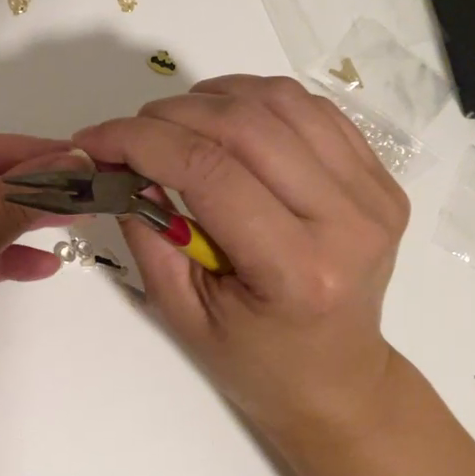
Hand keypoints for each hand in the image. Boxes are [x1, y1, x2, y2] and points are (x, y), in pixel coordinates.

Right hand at [73, 76, 409, 441]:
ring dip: (210, 96)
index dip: (140, 141)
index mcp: (298, 272)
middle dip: (167, 114)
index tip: (92, 140)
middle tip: (126, 133)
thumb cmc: (251, 358)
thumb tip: (117, 162)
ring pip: (279, 101)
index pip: (208, 172)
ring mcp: (373, 194)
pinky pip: (309, 107)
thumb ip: (147, 231)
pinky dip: (254, 98)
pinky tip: (222, 121)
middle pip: (244, 125)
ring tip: (172, 123)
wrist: (336, 378)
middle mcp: (348, 223)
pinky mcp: (381, 178)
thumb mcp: (179, 309)